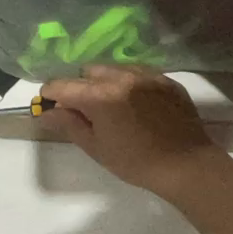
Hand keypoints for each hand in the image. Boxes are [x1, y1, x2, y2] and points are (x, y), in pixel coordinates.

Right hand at [39, 66, 232, 198]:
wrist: (186, 165)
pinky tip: (135, 105)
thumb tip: (46, 112)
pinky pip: (138, 72)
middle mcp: (122, 77)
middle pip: (88, 72)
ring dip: (105, 82)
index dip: (51, 94)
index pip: (63, 85)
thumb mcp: (97, 147)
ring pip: (114, 68)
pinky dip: (129, 83)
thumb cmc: (136, 162)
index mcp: (101, 96)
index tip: (49, 105)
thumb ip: (69, 124)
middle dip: (81, 87)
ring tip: (112, 106)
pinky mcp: (166, 79)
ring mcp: (147, 75)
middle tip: (85, 111)